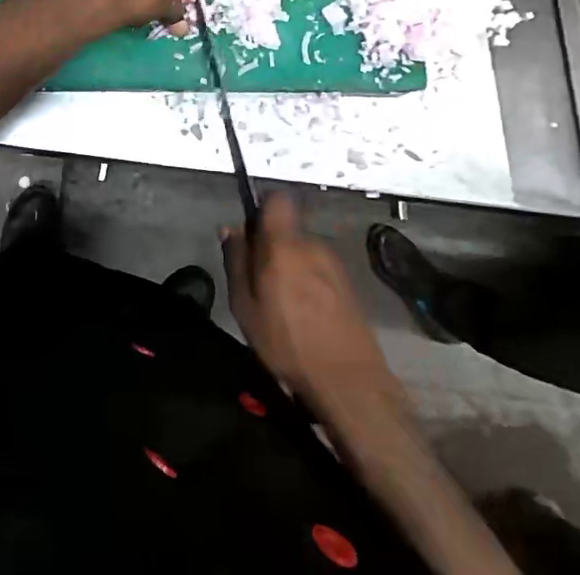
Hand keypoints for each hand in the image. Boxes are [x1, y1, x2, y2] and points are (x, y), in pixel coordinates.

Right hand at [223, 190, 397, 407]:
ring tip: (277, 299)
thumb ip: (236, 260)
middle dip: (269, 242)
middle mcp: (313, 245)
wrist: (348, 381)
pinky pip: (317, 267)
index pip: (277, 199)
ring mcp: (335, 264)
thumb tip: (230, 229)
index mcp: (284, 244)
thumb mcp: (244, 303)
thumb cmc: (286, 341)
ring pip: (301, 249)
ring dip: (287, 263)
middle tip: (254, 275)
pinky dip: (305, 278)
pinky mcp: (348, 284)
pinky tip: (300, 310)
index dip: (261, 205)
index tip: (247, 229)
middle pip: (286, 227)